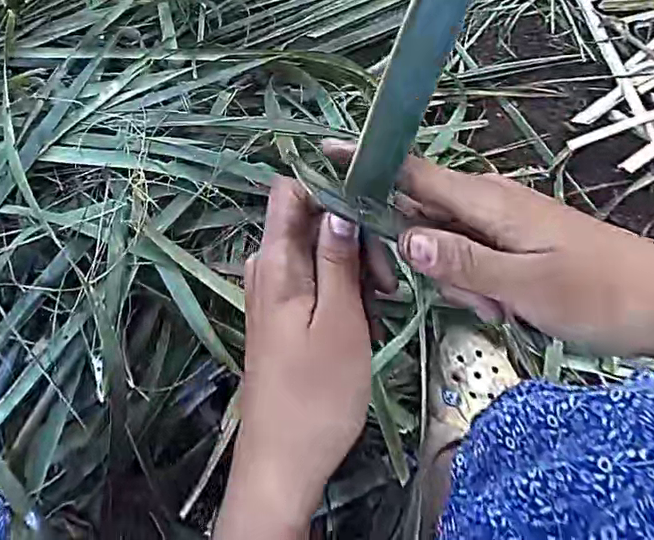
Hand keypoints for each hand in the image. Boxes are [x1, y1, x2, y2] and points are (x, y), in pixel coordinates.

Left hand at [214, 176, 370, 538]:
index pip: (290, 191)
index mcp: (275, 259)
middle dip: (353, 239)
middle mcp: (268, 265)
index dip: (329, 191)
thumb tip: (340, 207)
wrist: (282, 462)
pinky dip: (343, 291)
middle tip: (386, 283)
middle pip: (311, 221)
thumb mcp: (339, 322)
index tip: (371, 212)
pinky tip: (364, 322)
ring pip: (319, 252)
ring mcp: (274, 288)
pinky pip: (315, 280)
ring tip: (379, 309)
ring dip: (353, 270)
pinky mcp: (284, 311)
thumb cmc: (315, 395)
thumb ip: (338, 259)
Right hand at [322, 140, 653, 359]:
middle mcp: (487, 200)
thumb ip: (462, 263)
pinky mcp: (516, 240)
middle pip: (422, 214)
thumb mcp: (529, 288)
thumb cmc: (606, 294)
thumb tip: (400, 236)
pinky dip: (478, 283)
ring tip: (504, 312)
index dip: (366, 160)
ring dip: (458, 278)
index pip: (411, 172)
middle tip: (477, 303)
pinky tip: (510, 310)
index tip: (323, 149)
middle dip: (427, 256)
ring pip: (448, 241)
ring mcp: (503, 220)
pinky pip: (473, 254)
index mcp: (485, 199)